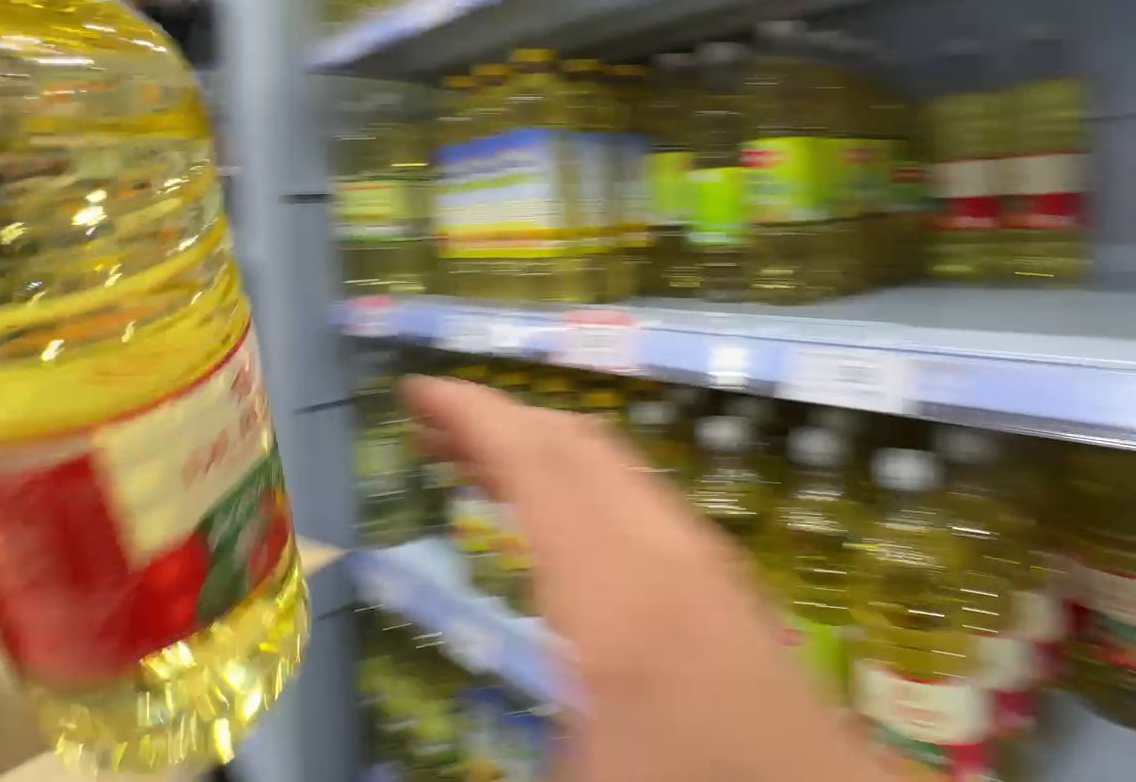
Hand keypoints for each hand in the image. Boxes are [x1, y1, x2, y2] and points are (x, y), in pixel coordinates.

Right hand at [402, 376, 886, 781]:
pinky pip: (635, 493)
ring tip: (473, 461)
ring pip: (610, 462)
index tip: (419, 391)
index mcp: (616, 594)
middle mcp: (663, 548)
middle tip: (431, 428)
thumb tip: (429, 722)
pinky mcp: (717, 571)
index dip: (473, 413)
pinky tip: (551, 510)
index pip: (537, 463)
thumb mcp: (576, 766)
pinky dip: (578, 478)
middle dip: (498, 419)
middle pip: (575, 444)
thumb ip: (515, 701)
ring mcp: (698, 552)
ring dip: (539, 446)